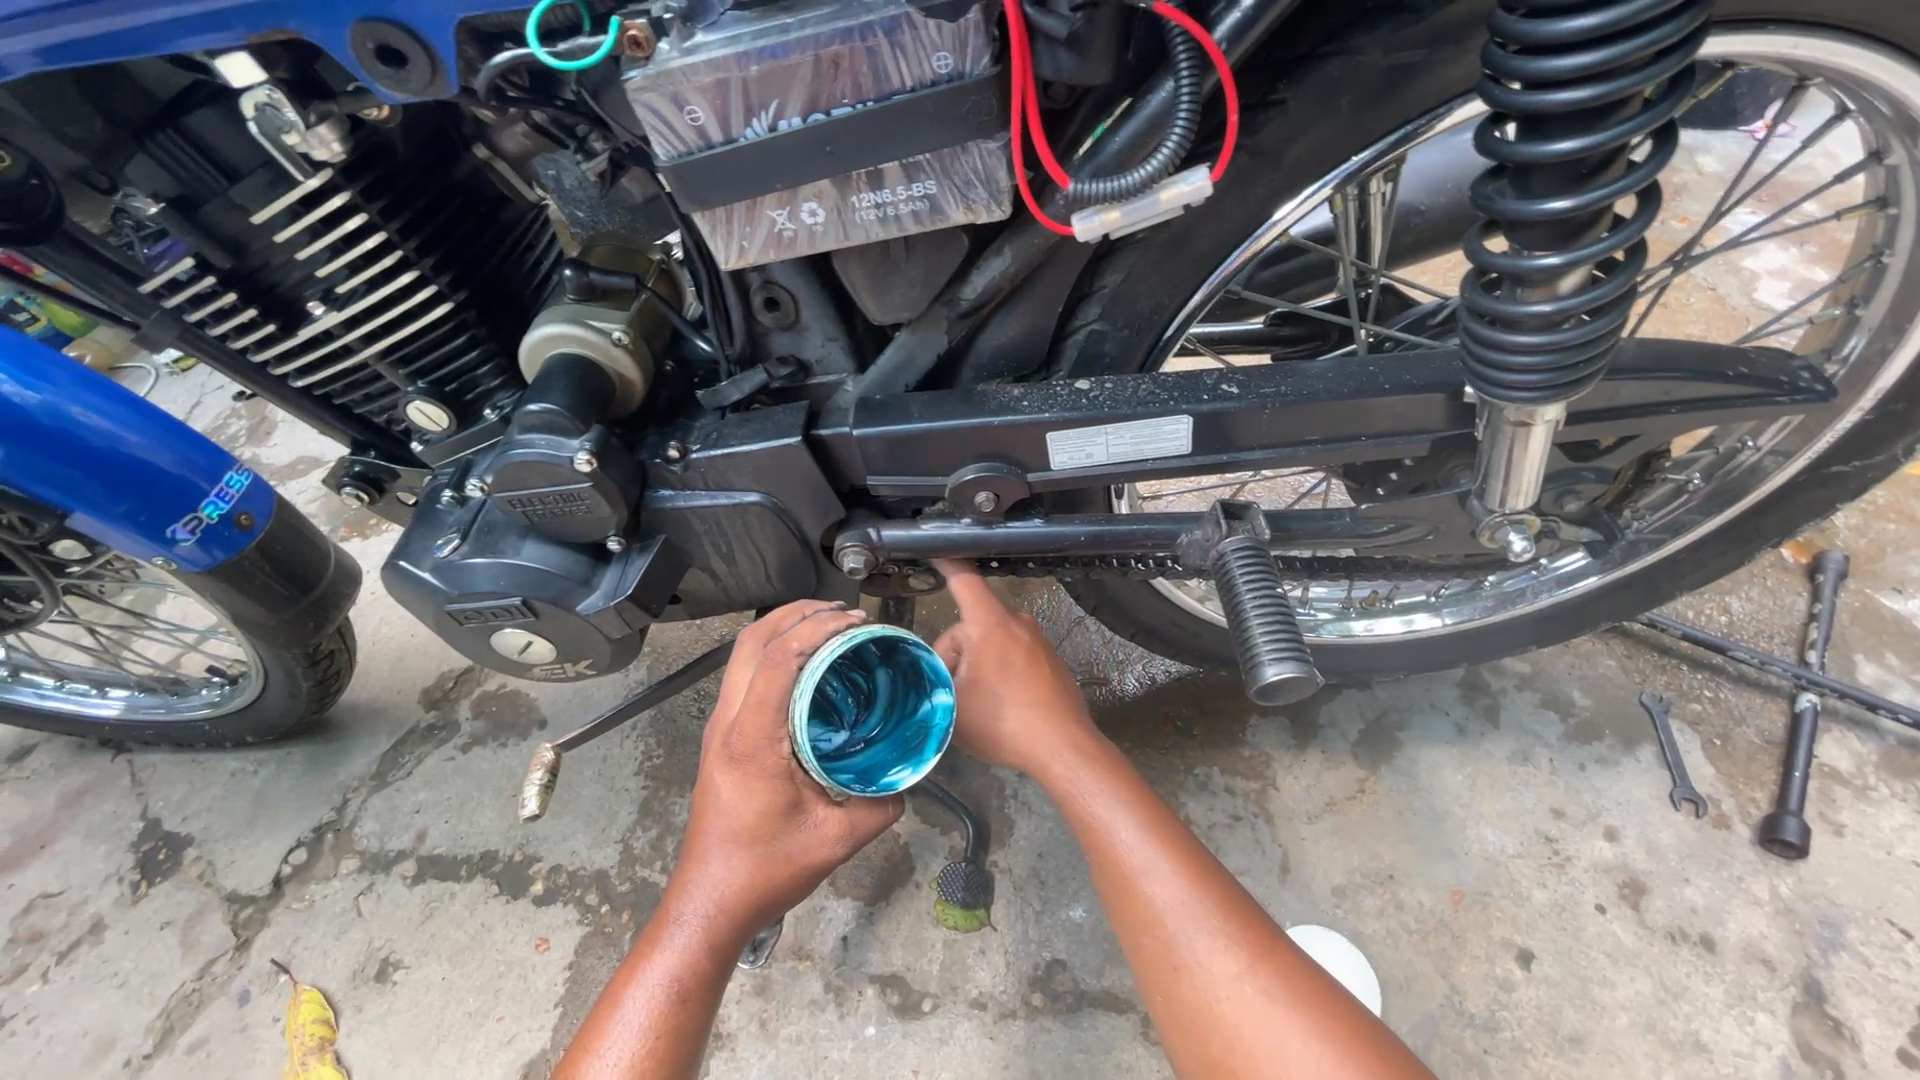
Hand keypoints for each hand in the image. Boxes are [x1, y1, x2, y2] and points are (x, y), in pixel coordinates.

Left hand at [671, 601, 904, 935]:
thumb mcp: (836, 840)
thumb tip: (906, 778)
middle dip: (797, 614)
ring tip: (828, 626)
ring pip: (741, 654)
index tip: (856, 621)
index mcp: (752, 739)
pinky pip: (743, 675)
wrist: (710, 902)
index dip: (818, 628)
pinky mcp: (721, 739)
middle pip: (751, 641)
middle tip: (844, 611)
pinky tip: (807, 667)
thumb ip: (881, 805)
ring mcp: (718, 729)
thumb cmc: (765, 870)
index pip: (778, 659)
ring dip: (782, 629)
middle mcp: (727, 723)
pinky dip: (774, 653)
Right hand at [932, 559, 1099, 774]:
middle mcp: (1017, 623)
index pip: (964, 582)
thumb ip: (934, 685)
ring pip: (992, 641)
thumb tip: (927, 678)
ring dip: (977, 663)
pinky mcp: (1051, 659)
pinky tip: (1000, 704)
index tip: (936, 552)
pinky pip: (1014, 654)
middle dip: (954, 653)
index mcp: (990, 625)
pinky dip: (1000, 670)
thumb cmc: (1004, 723)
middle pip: (972, 625)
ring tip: (974, 702)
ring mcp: (1038, 640)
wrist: (1063, 747)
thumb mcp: (953, 708)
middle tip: (948, 690)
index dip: (947, 564)